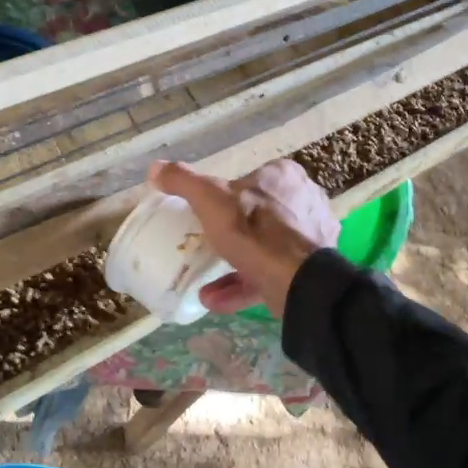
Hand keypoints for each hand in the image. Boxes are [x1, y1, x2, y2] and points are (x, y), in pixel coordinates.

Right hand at [148, 159, 338, 318]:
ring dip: (234, 265)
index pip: (253, 178)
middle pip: (260, 214)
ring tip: (204, 283)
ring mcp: (311, 237)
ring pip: (266, 247)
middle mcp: (304, 201)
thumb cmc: (253, 230)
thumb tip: (155, 167)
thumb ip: (184, 181)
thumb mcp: (210, 200)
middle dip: (233, 233)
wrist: (297, 281)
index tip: (209, 212)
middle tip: (208, 246)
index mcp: (284, 176)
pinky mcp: (312, 269)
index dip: (229, 195)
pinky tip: (214, 299)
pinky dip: (244, 285)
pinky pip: (272, 273)